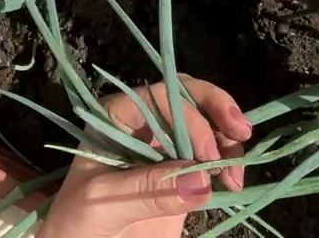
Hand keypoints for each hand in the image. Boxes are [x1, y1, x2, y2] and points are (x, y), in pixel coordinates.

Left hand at [37, 75, 251, 237]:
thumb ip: (147, 189)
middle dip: (217, 108)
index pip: (160, 96)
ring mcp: (164, 149)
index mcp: (118, 114)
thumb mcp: (102, 202)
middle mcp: (144, 123)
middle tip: (242, 131)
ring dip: (226, 140)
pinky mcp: (180, 177)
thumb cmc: (76, 222)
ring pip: (205, 124)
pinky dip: (226, 163)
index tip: (208, 152)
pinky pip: (209, 158)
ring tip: (236, 174)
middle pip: (188, 97)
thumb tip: (202, 179)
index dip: (189, 115)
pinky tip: (233, 181)